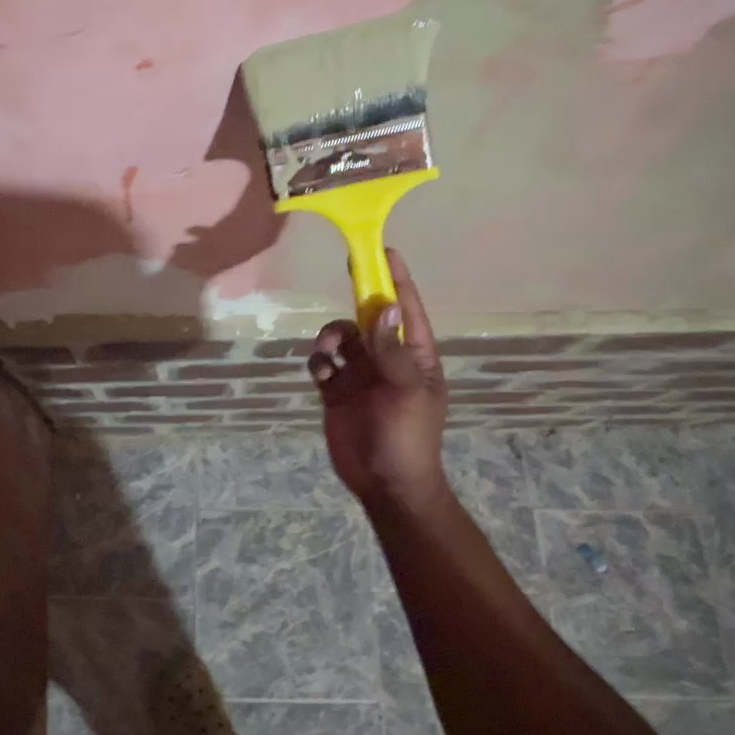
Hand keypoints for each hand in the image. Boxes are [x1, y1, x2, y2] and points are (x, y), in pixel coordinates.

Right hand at [309, 250, 448, 507]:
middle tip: (348, 268)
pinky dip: (319, 362)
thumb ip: (392, 350)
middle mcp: (387, 359)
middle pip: (370, 316)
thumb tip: (386, 307)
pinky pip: (324, 363)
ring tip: (327, 350)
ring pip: (342, 337)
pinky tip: (322, 375)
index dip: (397, 279)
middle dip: (359, 296)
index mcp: (415, 356)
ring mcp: (361, 375)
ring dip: (332, 334)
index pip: (406, 309)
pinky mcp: (336, 391)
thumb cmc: (407, 437)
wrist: (385, 484)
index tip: (386, 250)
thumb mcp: (406, 391)